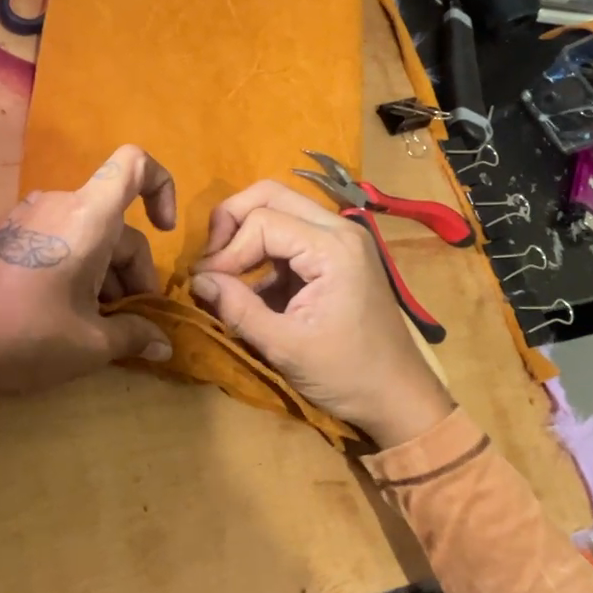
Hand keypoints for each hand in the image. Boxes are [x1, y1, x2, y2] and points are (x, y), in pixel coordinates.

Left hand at [0, 145, 176, 417]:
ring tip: (98, 326)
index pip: (134, 164)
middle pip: (114, 220)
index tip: (165, 232)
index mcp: (86, 217)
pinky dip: (76, 266)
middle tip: (131, 322)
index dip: (162, 187)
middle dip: (132, 268)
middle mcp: (57, 204)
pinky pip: (57, 239)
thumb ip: (136, 335)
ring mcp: (25, 217)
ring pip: (86, 233)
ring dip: (105, 273)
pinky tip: (66, 313)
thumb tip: (164, 345)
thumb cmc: (27, 338)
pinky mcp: (4, 235)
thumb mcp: (92, 345)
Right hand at [188, 181, 452, 448]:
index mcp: (334, 248)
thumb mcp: (284, 347)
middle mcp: (340, 230)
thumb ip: (237, 308)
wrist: (397, 397)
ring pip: (278, 208)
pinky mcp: (335, 255)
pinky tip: (248, 287)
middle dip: (231, 222)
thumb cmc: (345, 374)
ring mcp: (340, 239)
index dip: (227, 250)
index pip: (262, 221)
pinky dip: (260, 252)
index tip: (205, 283)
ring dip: (245, 235)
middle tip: (211, 261)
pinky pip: (288, 233)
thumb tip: (195, 280)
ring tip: (224, 273)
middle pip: (270, 195)